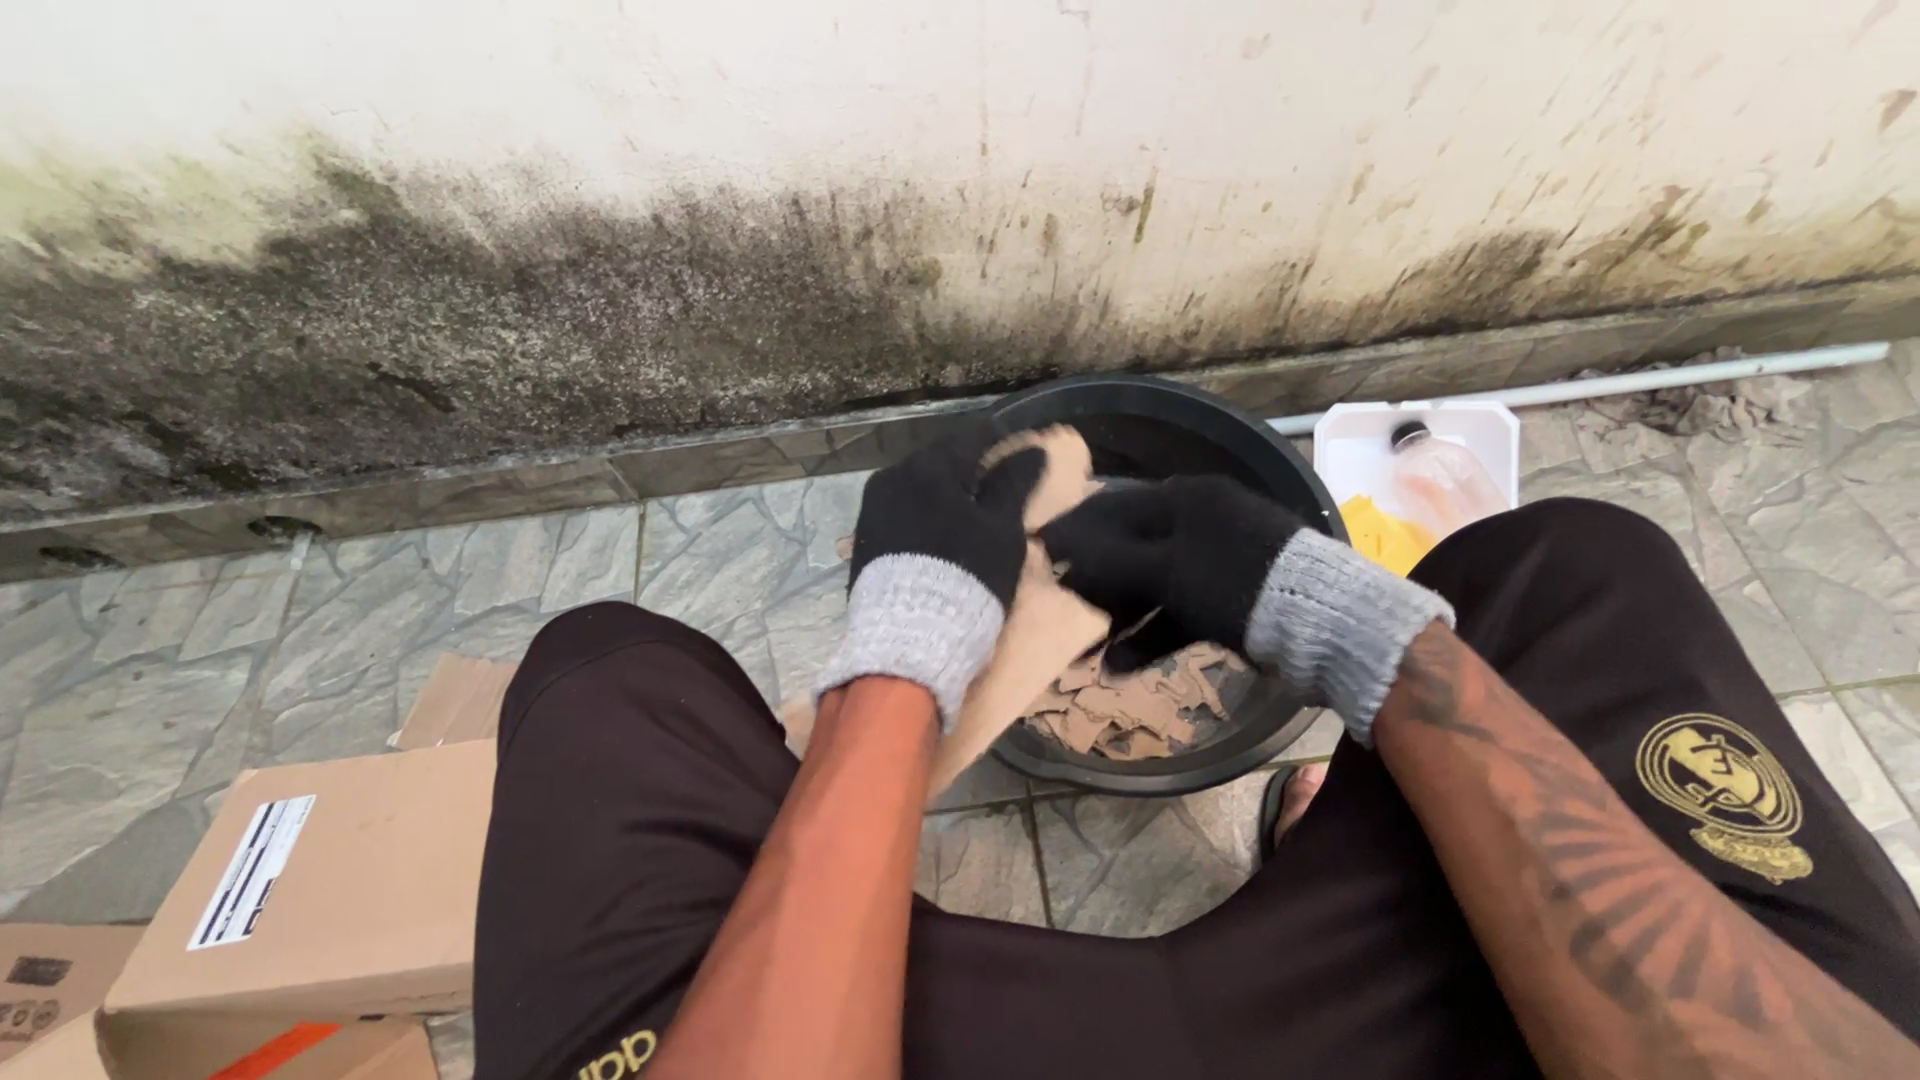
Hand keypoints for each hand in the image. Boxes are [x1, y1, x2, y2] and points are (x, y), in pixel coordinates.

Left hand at [815, 422, 1046, 728]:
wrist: (909, 640)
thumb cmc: (965, 577)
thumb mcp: (1000, 530)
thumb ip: (1014, 484)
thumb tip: (1033, 451)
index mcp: (927, 467)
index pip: (973, 437)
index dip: (1004, 440)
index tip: (1026, 448)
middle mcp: (891, 478)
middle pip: (941, 460)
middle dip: (972, 466)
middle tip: (1002, 481)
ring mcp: (872, 510)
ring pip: (919, 487)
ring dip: (947, 492)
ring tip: (975, 511)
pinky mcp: (864, 540)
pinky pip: (902, 513)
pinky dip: (926, 515)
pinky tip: (943, 535)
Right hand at [1039, 474, 1452, 743]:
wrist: (1326, 625)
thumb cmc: (1237, 582)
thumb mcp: (1167, 570)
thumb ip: (1110, 560)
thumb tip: (1058, 545)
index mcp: (1186, 500)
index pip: (1114, 508)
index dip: (1075, 530)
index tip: (1040, 550)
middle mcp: (1200, 523)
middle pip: (1132, 550)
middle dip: (1096, 586)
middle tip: (1062, 610)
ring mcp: (1218, 563)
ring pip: (1154, 586)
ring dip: (1121, 620)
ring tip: (1088, 654)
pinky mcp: (1232, 599)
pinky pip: (1179, 612)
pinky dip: (1153, 635)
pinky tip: (1122, 664)